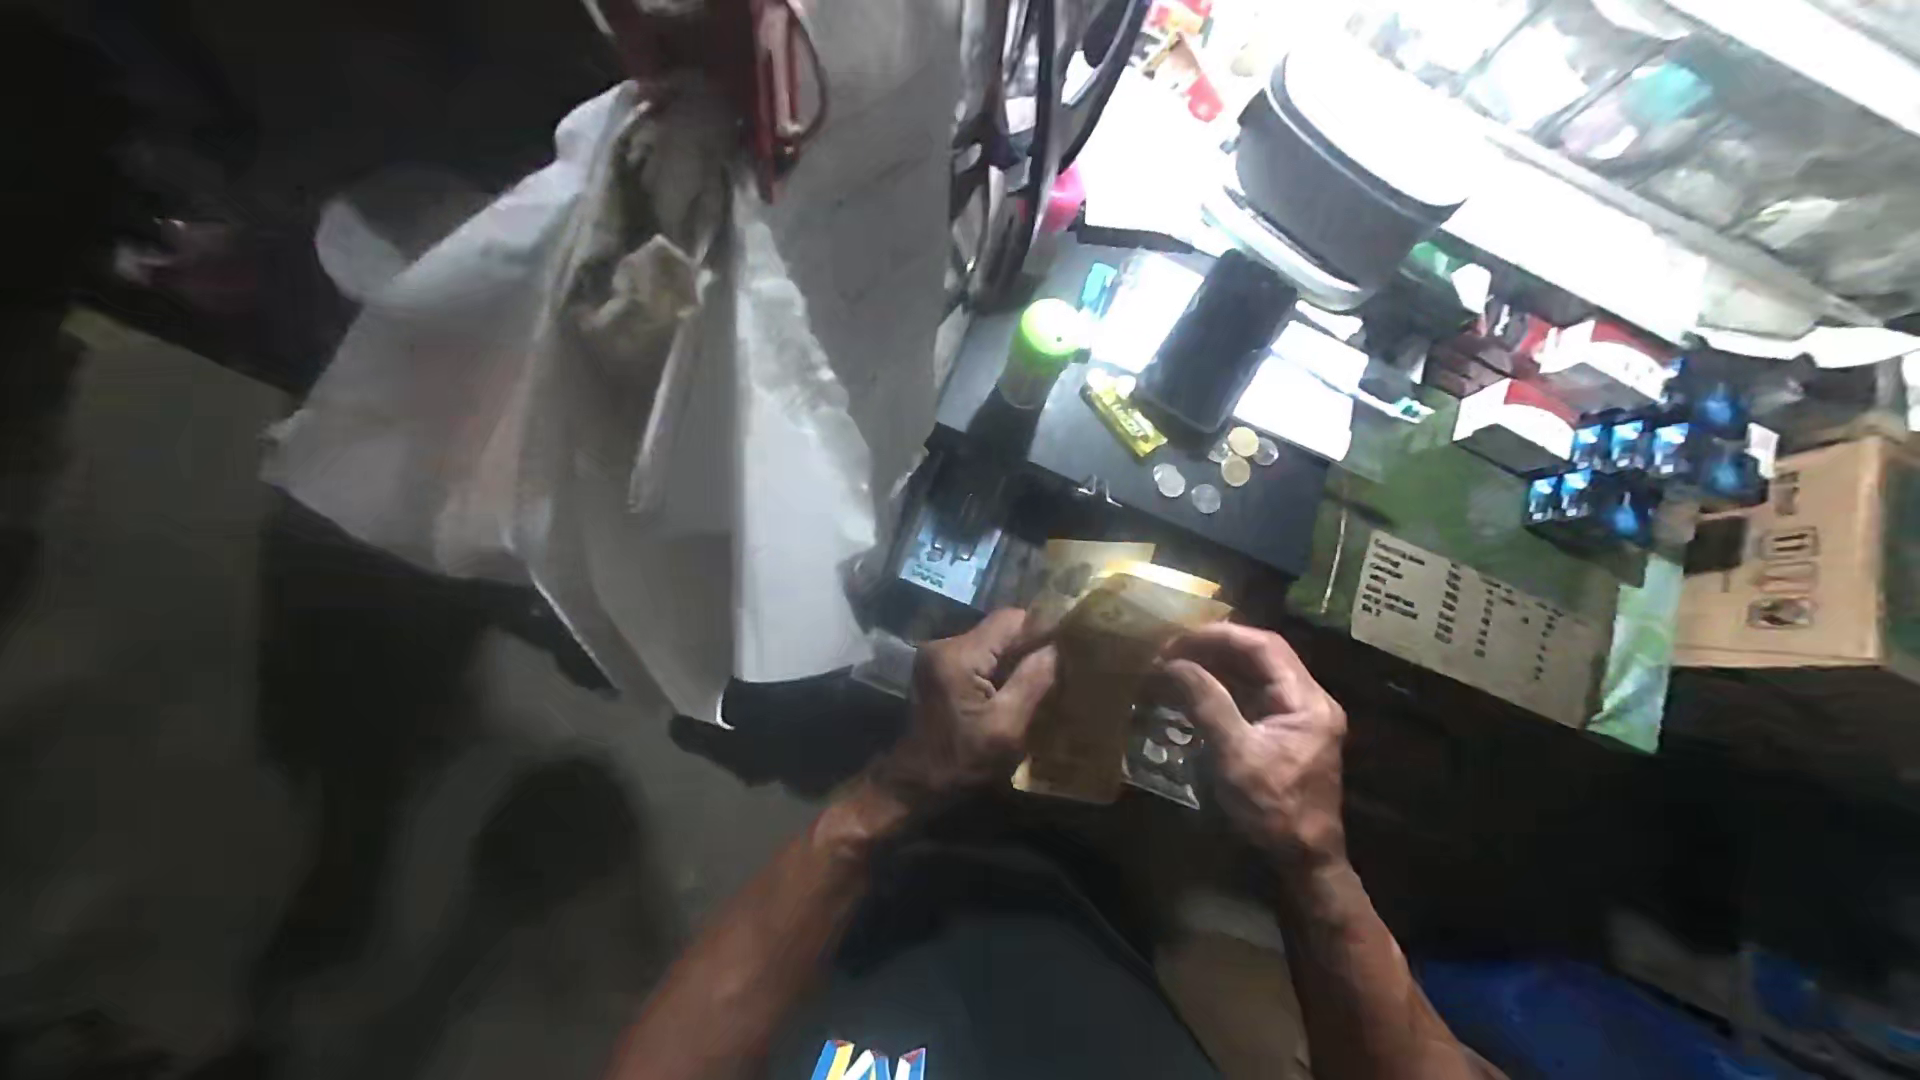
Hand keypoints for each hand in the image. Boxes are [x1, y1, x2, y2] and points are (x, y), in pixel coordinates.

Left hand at [873, 610, 1058, 807]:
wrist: (916, 782)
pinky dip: (998, 667)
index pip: (1011, 619)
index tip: (1067, 645)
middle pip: (999, 628)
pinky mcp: (939, 667)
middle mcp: (945, 644)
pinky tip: (1014, 687)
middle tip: (1059, 664)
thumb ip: (1032, 681)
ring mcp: (938, 655)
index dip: (1041, 629)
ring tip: (1041, 676)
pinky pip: (978, 655)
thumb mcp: (1006, 727)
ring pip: (990, 641)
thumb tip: (1057, 646)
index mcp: (959, 655)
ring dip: (1014, 656)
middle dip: (1029, 644)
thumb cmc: (963, 761)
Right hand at [1160, 623, 1346, 869]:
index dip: (1220, 636)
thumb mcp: (1235, 755)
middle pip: (1259, 654)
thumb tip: (1173, 665)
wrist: (1303, 861)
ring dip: (1213, 665)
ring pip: (1252, 672)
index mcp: (1307, 701)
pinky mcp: (1281, 729)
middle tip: (1170, 651)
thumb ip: (1207, 703)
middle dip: (1213, 647)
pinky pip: (1249, 693)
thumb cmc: (1273, 810)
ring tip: (1175, 665)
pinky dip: (1219, 686)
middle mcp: (1307, 699)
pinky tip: (1191, 688)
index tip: (1179, 641)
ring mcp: (1296, 714)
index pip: (1264, 646)